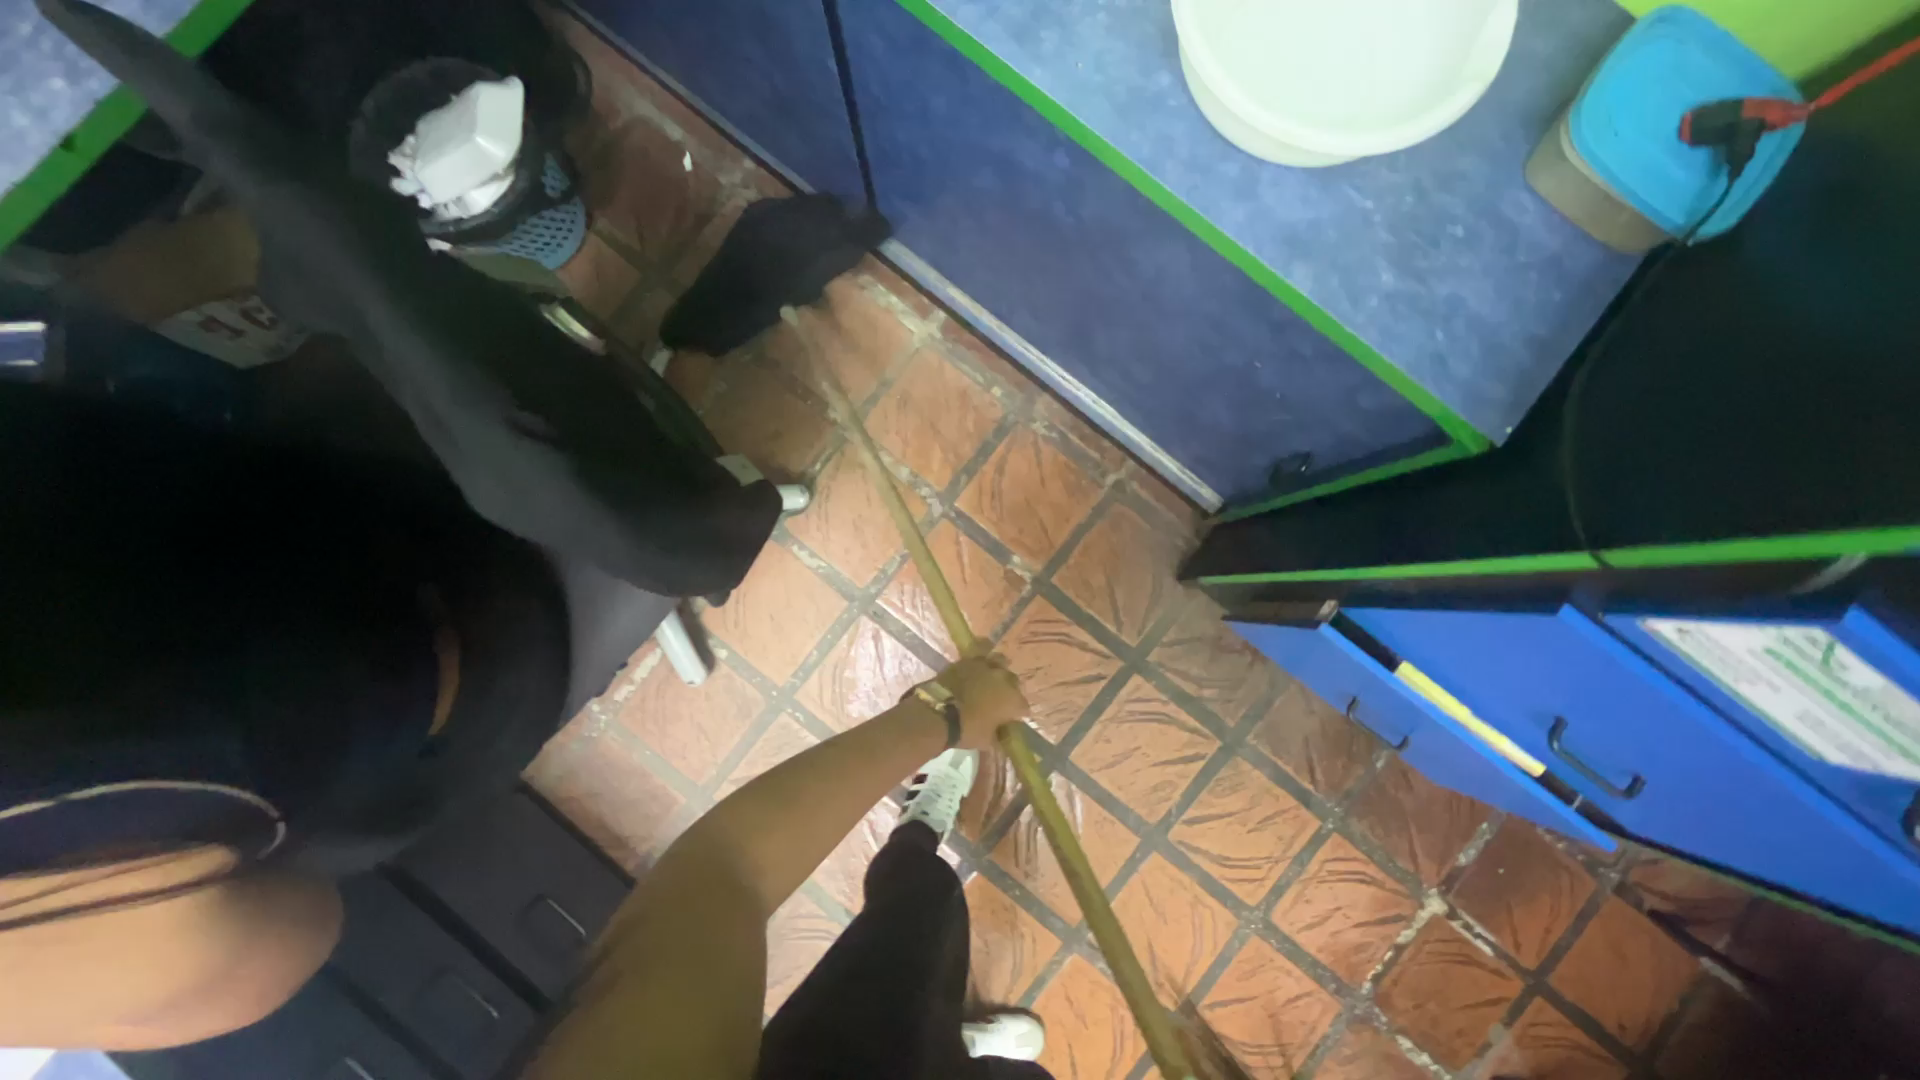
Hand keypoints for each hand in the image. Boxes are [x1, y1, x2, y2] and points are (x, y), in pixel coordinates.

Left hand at [932, 655, 1029, 749]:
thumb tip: (998, 736)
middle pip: (1013, 682)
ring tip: (990, 678)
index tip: (1009, 720)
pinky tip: (977, 668)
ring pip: (1000, 662)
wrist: (937, 713)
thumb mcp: (986, 740)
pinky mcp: (968, 660)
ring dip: (998, 670)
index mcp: (1013, 700)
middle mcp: (1004, 679)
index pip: (1023, 707)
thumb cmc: (966, 730)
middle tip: (999, 700)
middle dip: (1009, 690)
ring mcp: (986, 666)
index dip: (1017, 714)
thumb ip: (997, 735)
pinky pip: (980, 655)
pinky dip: (980, 662)